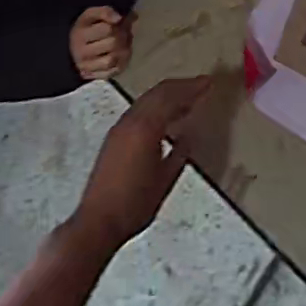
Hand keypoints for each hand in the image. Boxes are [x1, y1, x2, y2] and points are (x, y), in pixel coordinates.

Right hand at [70, 5, 130, 79]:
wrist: (73, 48)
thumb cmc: (87, 28)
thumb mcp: (92, 14)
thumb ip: (105, 12)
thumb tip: (119, 18)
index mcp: (79, 35)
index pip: (108, 29)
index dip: (119, 24)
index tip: (120, 21)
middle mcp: (80, 53)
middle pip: (112, 44)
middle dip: (123, 36)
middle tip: (125, 32)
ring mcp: (86, 68)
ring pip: (112, 59)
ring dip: (124, 50)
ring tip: (124, 43)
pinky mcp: (94, 76)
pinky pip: (114, 71)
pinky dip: (122, 62)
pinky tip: (122, 54)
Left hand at [71, 75, 211, 248]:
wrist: (97, 223)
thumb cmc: (134, 205)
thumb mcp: (165, 179)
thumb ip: (179, 153)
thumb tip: (188, 136)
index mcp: (145, 127)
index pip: (172, 96)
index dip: (192, 87)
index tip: (208, 83)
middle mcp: (130, 121)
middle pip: (158, 92)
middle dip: (181, 86)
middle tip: (200, 85)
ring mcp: (119, 128)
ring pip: (147, 99)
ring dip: (168, 95)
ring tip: (187, 100)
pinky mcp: (114, 137)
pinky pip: (139, 110)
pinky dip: (155, 106)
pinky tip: (165, 117)